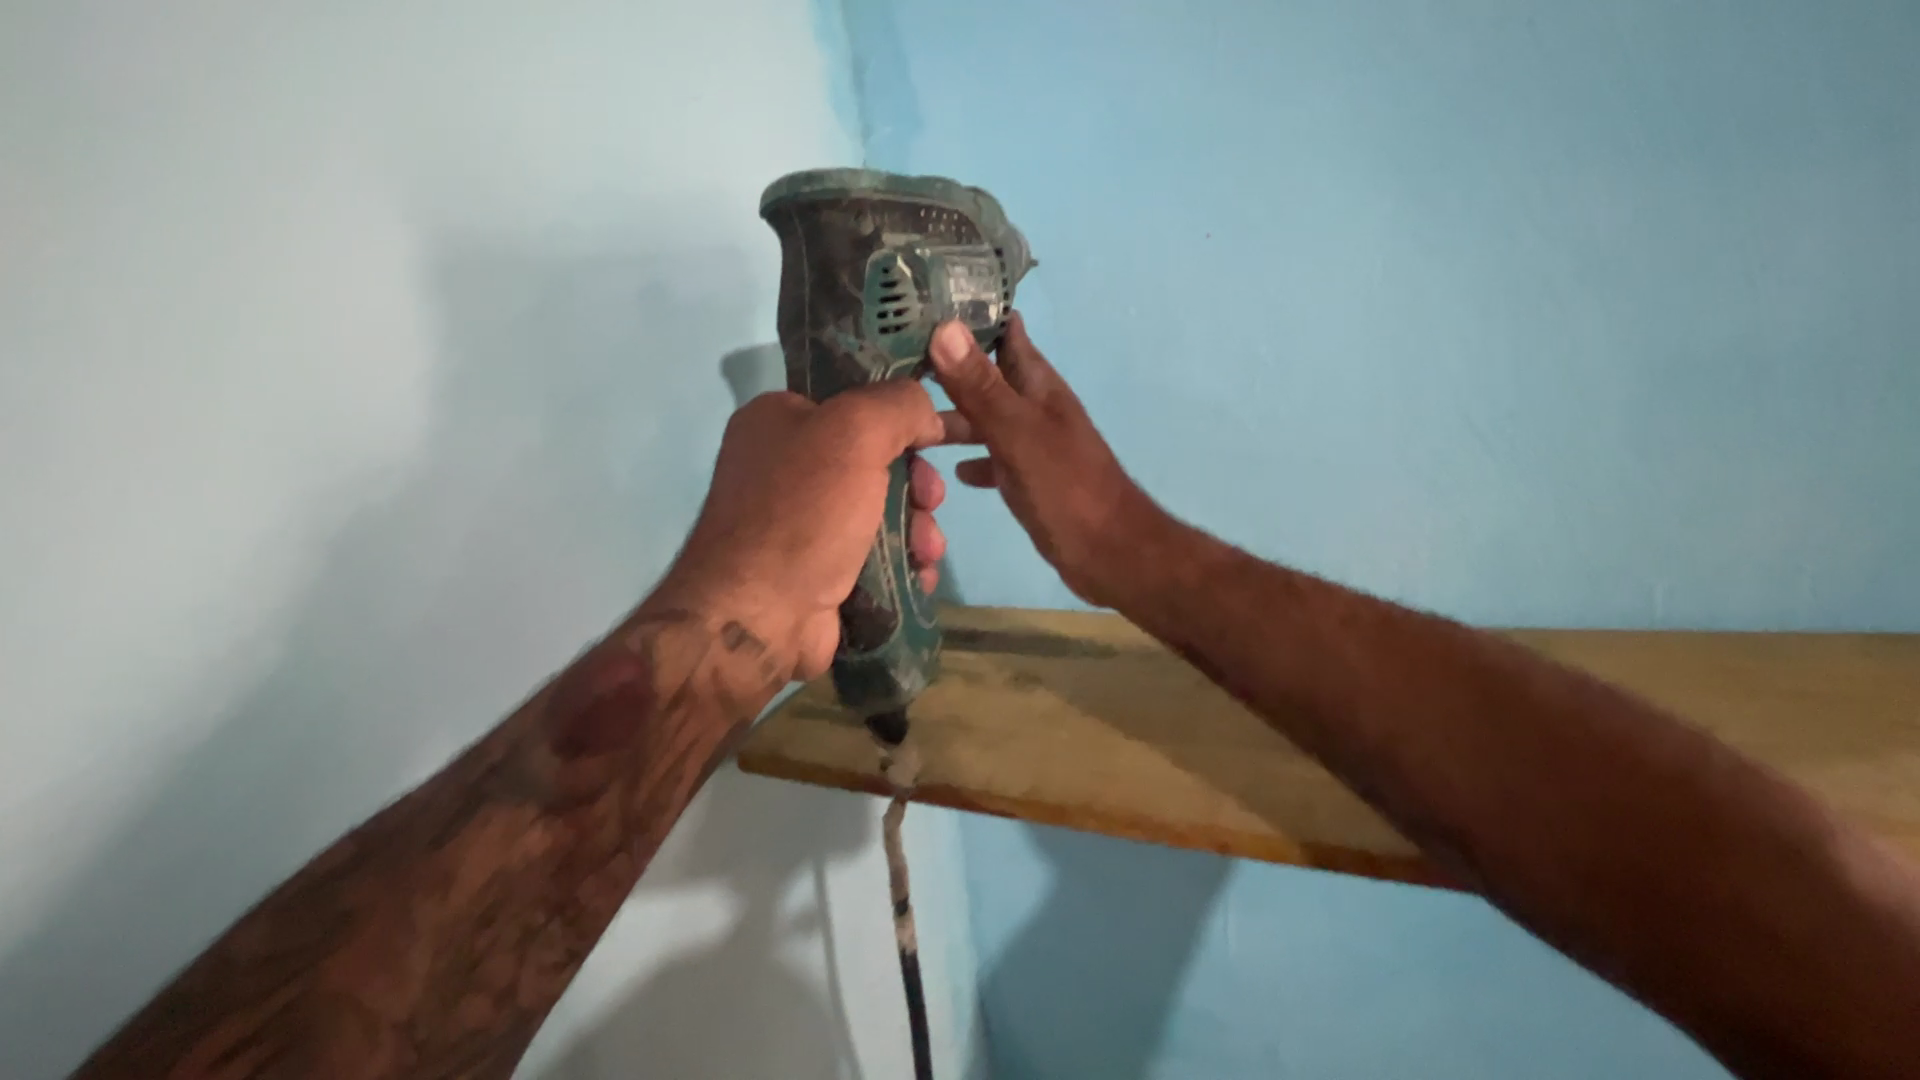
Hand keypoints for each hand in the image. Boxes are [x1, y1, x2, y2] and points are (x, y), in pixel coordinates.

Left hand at [650, 382, 951, 679]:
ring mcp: (802, 523)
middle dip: (917, 485)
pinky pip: (877, 555)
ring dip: (918, 528)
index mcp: (778, 420)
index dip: (900, 419)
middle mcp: (785, 467)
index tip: (933, 439)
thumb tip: (927, 416)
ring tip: (926, 551)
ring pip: (884, 512)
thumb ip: (899, 405)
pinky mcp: (820, 570)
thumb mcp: (855, 431)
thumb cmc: (804, 511)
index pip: (853, 401)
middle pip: (877, 461)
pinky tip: (919, 574)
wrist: (761, 616)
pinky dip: (904, 562)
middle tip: (930, 502)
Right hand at [928, 314, 1158, 607]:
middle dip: (947, 368)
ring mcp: (1033, 445)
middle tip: (892, 364)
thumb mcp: (1018, 433)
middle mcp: (1036, 408)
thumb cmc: (1067, 489)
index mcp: (1038, 386)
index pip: (1005, 332)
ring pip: (985, 420)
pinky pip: (994, 460)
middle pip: (987, 376)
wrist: (1109, 553)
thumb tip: (943, 326)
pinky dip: (973, 460)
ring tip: (906, 421)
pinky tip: (950, 473)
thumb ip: (981, 386)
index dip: (969, 314)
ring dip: (952, 418)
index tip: (919, 304)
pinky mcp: (1029, 480)